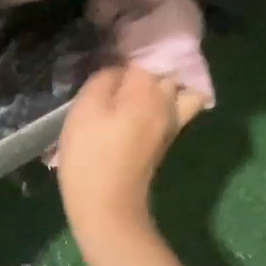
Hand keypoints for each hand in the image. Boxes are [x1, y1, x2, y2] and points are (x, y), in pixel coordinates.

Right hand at [55, 66, 192, 246]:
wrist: (108, 207)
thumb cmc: (91, 154)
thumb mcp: (85, 108)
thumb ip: (104, 79)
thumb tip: (118, 72)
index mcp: (147, 89)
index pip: (141, 57)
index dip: (123, 59)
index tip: (107, 65)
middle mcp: (167, 102)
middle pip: (165, 73)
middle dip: (148, 69)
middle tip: (121, 76)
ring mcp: (171, 124)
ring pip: (180, 93)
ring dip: (165, 86)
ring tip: (137, 91)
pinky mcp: (166, 143)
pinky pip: (177, 111)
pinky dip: (167, 104)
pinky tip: (139, 109)